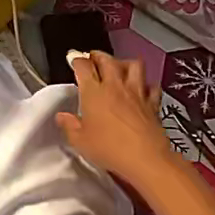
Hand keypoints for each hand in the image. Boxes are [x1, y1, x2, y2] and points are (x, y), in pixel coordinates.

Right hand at [55, 52, 174, 178]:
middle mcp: (115, 87)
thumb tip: (62, 117)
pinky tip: (141, 87)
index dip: (76, 60)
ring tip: (118, 67)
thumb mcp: (80, 140)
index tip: (73, 59)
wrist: (145, 158)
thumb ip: (69, 125)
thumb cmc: (109, 148)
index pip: (83, 66)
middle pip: (108, 60)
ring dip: (124, 62)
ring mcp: (136, 93)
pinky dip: (145, 83)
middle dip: (98, 56)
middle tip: (92, 58)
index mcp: (93, 92)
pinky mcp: (152, 103)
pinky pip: (151, 85)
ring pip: (133, 65)